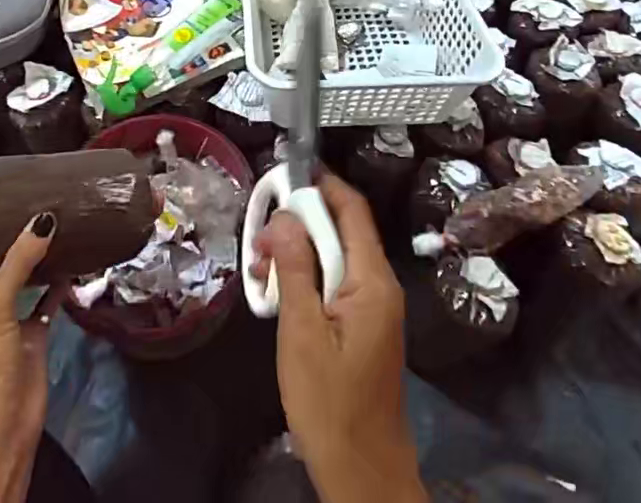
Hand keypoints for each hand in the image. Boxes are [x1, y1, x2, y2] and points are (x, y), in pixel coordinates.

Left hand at [0, 212, 61, 502]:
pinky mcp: (33, 336)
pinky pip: (47, 303)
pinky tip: (73, 264)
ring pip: (24, 284)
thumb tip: (44, 219)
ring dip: (38, 262)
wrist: (3, 429)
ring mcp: (7, 326)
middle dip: (11, 246)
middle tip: (31, 206)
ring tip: (55, 225)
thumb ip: (16, 266)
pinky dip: (59, 286)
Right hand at [251, 175, 426, 502]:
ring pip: (336, 260)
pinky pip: (337, 285)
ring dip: (300, 256)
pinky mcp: (364, 325)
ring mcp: (374, 306)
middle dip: (301, 226)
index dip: (325, 185)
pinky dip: (308, 281)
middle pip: (342, 233)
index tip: (292, 172)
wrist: (362, 469)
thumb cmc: (330, 403)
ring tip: (260, 270)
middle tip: (260, 237)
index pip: (353, 211)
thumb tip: (285, 217)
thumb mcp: (302, 334)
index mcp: (373, 280)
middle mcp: (380, 284)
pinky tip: (279, 296)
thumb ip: (294, 270)